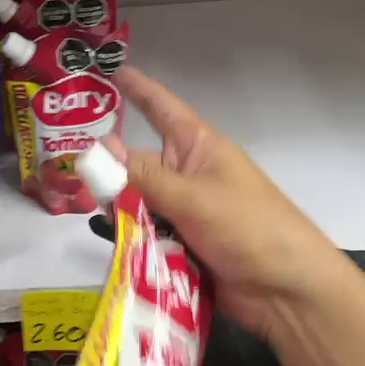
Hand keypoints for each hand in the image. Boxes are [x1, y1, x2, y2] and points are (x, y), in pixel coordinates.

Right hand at [104, 65, 350, 341]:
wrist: (288, 294)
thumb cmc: (250, 227)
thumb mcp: (193, 197)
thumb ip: (143, 176)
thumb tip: (100, 147)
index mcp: (197, 147)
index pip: (161, 108)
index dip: (138, 89)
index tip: (113, 71)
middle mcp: (187, 174)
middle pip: (136, 163)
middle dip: (110, 171)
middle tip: (76, 179)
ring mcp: (185, 212)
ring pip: (136, 202)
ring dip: (119, 212)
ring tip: (96, 219)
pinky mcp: (182, 246)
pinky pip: (144, 235)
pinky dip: (131, 241)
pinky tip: (114, 249)